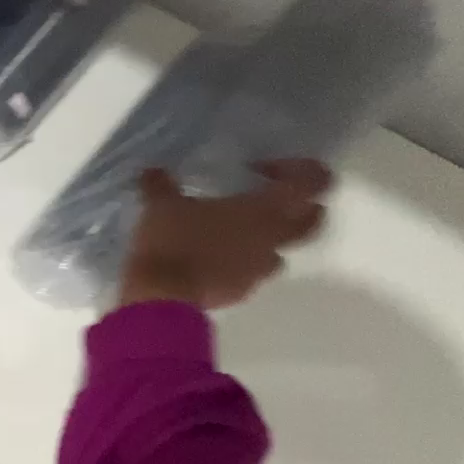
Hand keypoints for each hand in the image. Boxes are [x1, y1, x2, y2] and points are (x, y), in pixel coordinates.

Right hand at [119, 159, 332, 310]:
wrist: (161, 294)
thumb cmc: (170, 242)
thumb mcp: (159, 207)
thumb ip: (159, 186)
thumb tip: (151, 171)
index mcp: (266, 208)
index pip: (312, 180)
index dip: (296, 169)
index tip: (259, 170)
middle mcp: (275, 235)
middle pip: (313, 217)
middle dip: (297, 207)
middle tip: (264, 203)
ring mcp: (262, 266)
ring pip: (282, 248)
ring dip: (266, 239)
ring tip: (232, 237)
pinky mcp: (243, 289)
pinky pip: (251, 273)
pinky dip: (239, 266)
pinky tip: (211, 264)